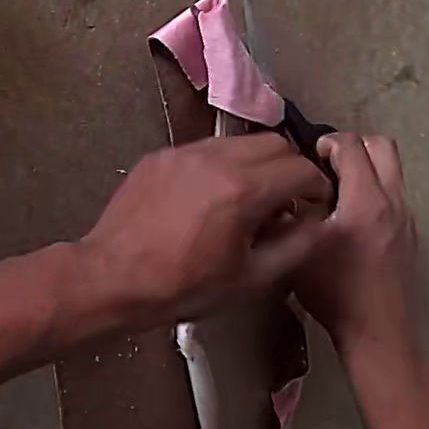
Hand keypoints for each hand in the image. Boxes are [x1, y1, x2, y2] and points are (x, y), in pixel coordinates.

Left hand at [73, 133, 330, 332]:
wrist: (111, 277)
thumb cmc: (183, 286)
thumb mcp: (250, 279)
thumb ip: (296, 246)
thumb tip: (317, 221)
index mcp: (243, 190)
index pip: (301, 168)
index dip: (317, 188)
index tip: (312, 206)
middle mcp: (216, 158)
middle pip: (275, 142)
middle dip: (289, 169)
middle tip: (282, 201)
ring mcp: (185, 152)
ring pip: (239, 142)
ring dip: (255, 164)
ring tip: (244, 199)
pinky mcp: (161, 155)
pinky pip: (205, 149)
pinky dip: (220, 166)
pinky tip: (208, 197)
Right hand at [294, 133, 416, 348]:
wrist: (376, 329)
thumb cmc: (333, 290)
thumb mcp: (298, 248)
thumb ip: (288, 213)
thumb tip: (280, 192)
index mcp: (365, 199)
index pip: (351, 145)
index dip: (327, 141)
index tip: (308, 157)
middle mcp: (392, 200)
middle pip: (382, 145)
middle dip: (352, 145)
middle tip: (326, 164)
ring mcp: (406, 216)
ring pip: (391, 169)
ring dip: (364, 167)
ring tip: (335, 189)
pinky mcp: (408, 233)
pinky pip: (393, 192)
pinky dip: (372, 189)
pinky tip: (349, 216)